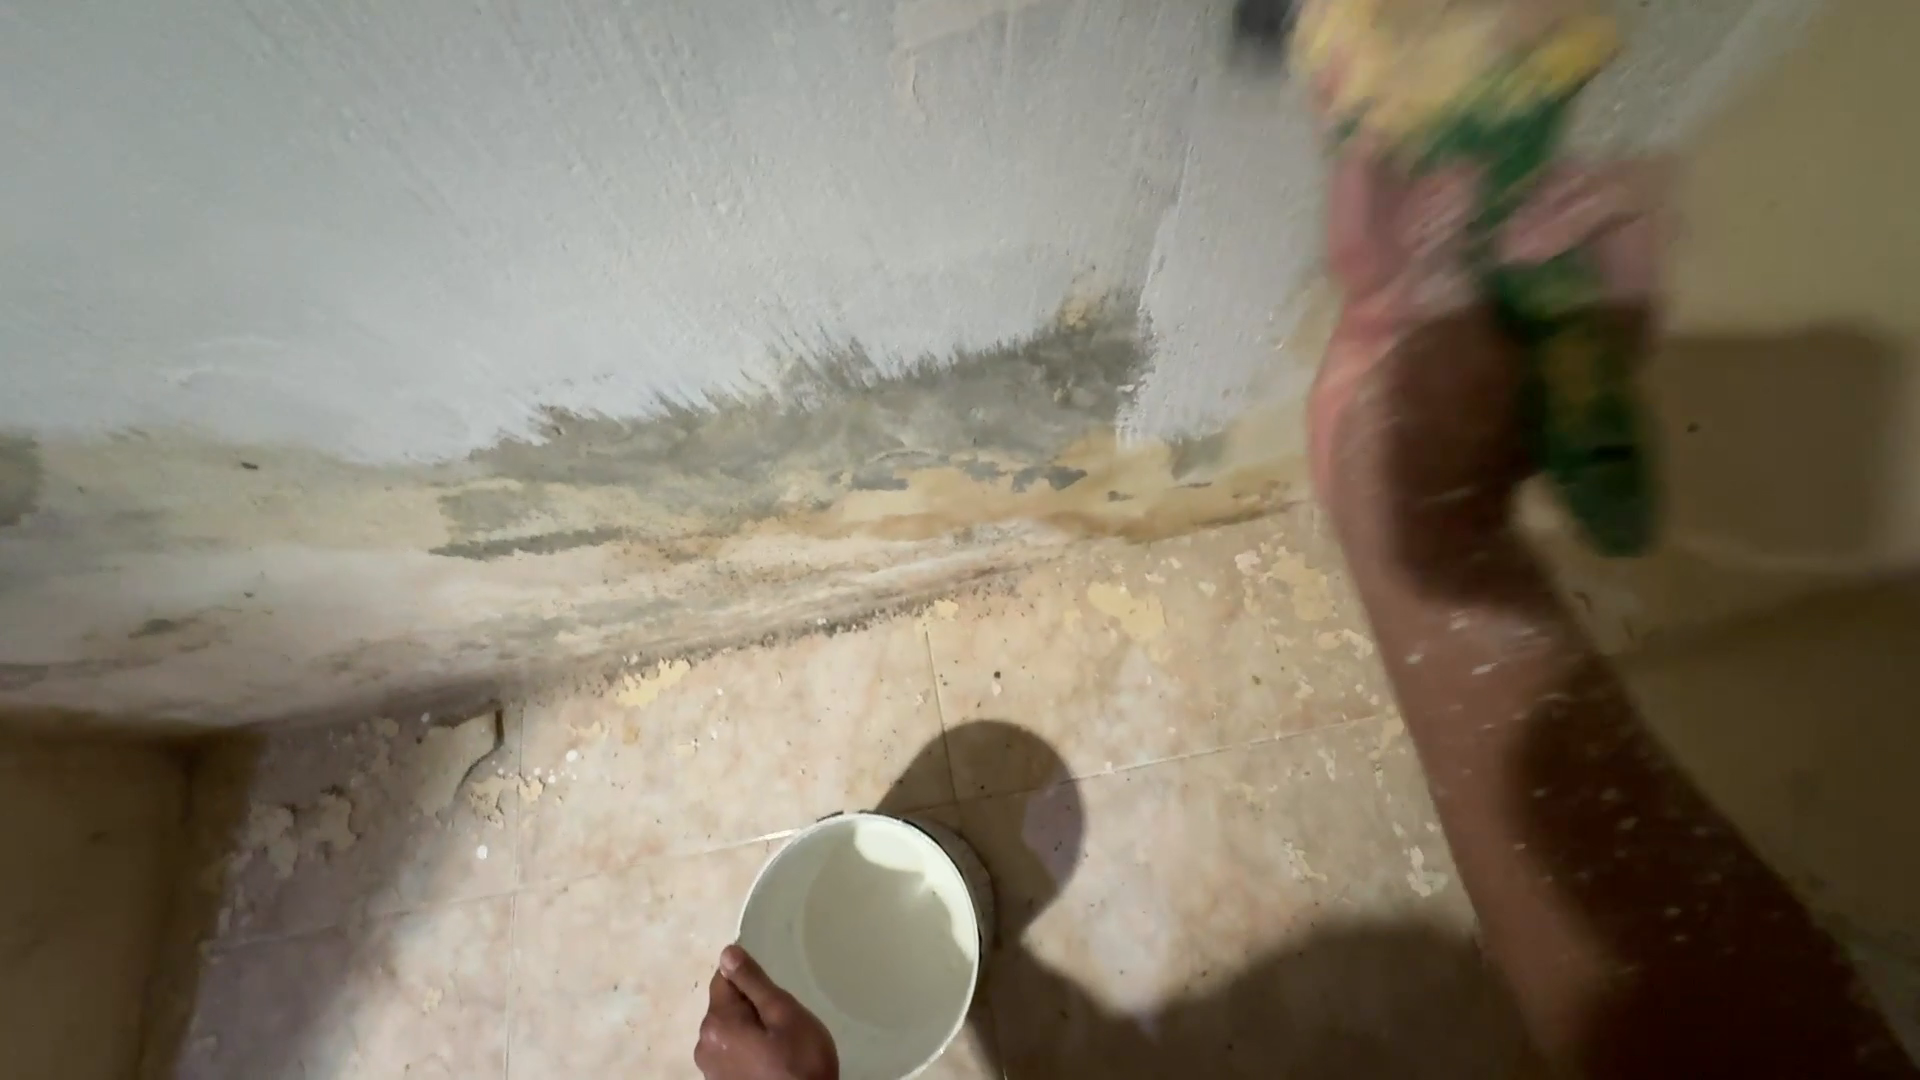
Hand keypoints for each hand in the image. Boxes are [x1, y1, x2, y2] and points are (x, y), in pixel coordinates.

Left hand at [694, 945, 838, 1079]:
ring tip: (778, 1041)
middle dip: (751, 1004)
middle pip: (725, 1004)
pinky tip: (769, 1060)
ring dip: (750, 1027)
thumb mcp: (783, 1012)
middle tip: (781, 1019)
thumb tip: (727, 952)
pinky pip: (730, 1050)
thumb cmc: (799, 1061)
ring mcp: (709, 1069)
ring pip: (729, 1027)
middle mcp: (703, 1045)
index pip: (723, 977)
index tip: (773, 993)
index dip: (750, 978)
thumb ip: (753, 981)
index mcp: (717, 1022)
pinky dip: (747, 1048)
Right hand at [1307, 148, 1663, 560]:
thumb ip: (1455, 276)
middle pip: (1507, 200)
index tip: (1527, 196)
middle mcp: (1515, 293)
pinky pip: (1372, 255)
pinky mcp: (1381, 318)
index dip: (1572, 185)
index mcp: (1577, 305)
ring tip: (1386, 121)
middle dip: (1478, 160)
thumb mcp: (1462, 367)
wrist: (1393, 520)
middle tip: (1448, 123)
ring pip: (1428, 222)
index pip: (1604, 208)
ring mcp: (1442, 303)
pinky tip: (1348, 166)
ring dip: (1407, 175)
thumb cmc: (1448, 460)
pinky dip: (1360, 217)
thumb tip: (1456, 181)